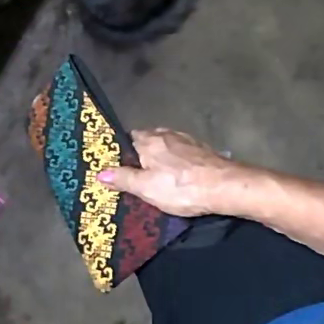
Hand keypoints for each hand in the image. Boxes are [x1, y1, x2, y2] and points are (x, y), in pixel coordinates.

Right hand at [98, 128, 245, 216]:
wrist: (225, 186)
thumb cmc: (181, 187)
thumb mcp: (146, 188)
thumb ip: (123, 179)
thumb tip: (99, 173)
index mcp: (148, 141)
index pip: (128, 138)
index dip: (122, 150)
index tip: (118, 163)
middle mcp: (166, 135)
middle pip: (148, 139)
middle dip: (142, 152)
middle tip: (136, 172)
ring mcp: (187, 140)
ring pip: (167, 144)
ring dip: (161, 155)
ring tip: (157, 173)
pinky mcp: (203, 150)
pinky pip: (182, 151)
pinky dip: (177, 160)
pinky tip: (180, 172)